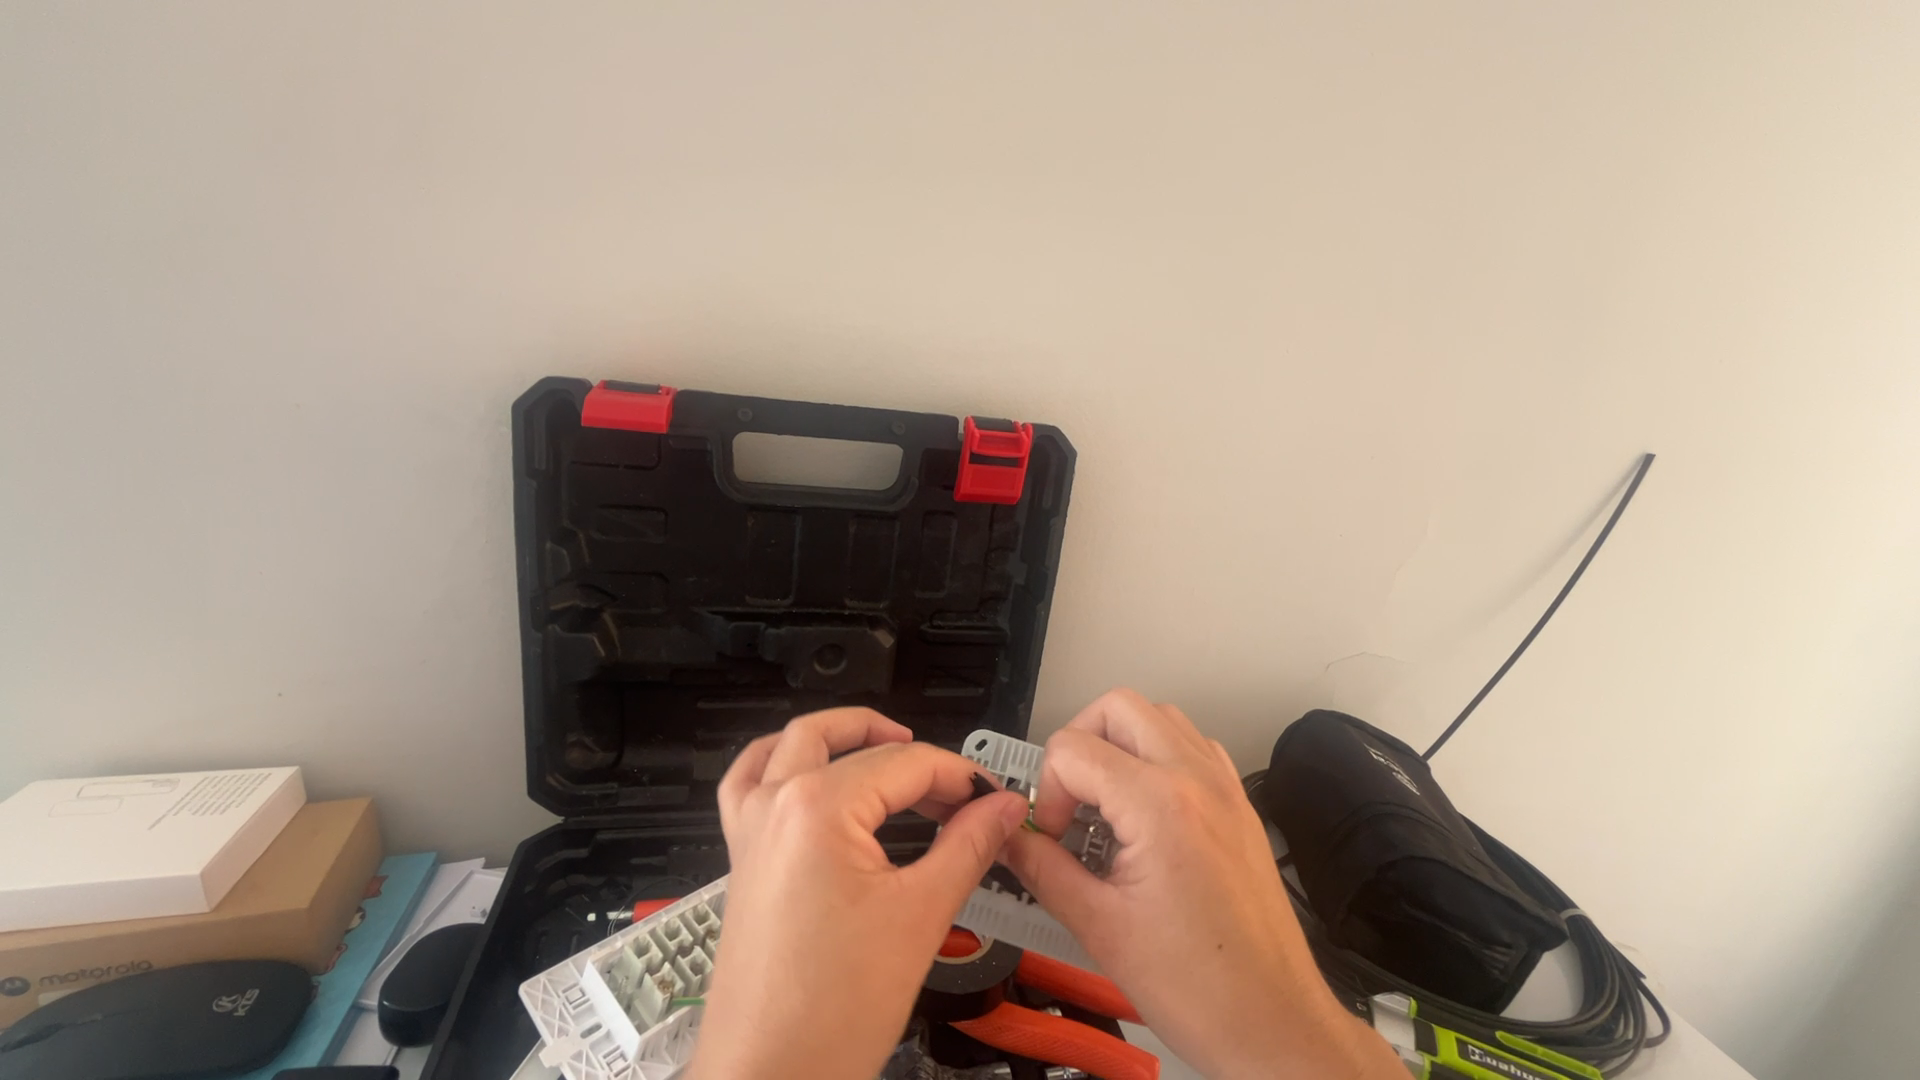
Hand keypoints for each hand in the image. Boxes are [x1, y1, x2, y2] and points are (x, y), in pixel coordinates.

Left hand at [686, 708, 1030, 1079]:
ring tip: (888, 745)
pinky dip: (781, 760)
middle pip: (854, 743)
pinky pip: (749, 780)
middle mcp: (776, 804)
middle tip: (955, 787)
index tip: (991, 799)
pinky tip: (806, 770)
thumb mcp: (921, 916)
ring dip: (842, 734)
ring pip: (794, 744)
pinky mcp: (742, 855)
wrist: (768, 1079)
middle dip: (911, 753)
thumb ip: (968, 846)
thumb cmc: (832, 1011)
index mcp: (819, 808)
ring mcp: (751, 828)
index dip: (959, 777)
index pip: (907, 763)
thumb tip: (1002, 807)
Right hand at [1002, 689, 1404, 1079]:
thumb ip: (1042, 868)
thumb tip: (1006, 836)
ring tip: (1105, 802)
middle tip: (1070, 800)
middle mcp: (1195, 776)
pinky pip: (1193, 745)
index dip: (1048, 790)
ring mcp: (1225, 785)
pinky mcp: (1240, 803)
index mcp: (1158, 803)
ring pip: (1160, 717)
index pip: (1072, 749)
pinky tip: (1147, 809)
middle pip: (1118, 706)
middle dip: (1078, 742)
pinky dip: (1159, 756)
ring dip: (1120, 742)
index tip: (1055, 839)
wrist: (1276, 1025)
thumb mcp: (1098, 927)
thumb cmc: (1192, 984)